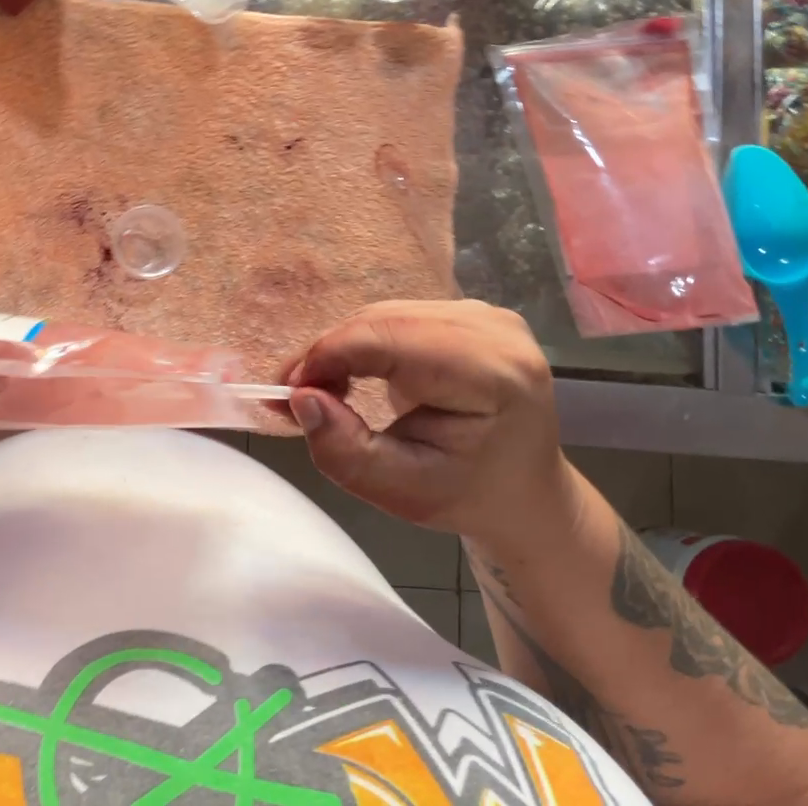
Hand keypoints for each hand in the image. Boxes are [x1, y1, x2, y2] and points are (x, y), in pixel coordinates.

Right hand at [279, 300, 574, 549]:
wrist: (521, 491)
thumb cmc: (465, 495)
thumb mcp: (396, 489)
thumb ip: (342, 447)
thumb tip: (300, 398)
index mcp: (493, 375)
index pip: (388, 340)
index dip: (327, 357)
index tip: (286, 394)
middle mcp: (494, 330)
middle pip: (380, 322)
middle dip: (326, 354)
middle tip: (292, 398)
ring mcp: (484, 315)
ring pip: (379, 315)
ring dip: (337, 349)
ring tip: (320, 392)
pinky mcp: (468, 313)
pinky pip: (392, 317)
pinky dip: (357, 344)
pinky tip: (348, 375)